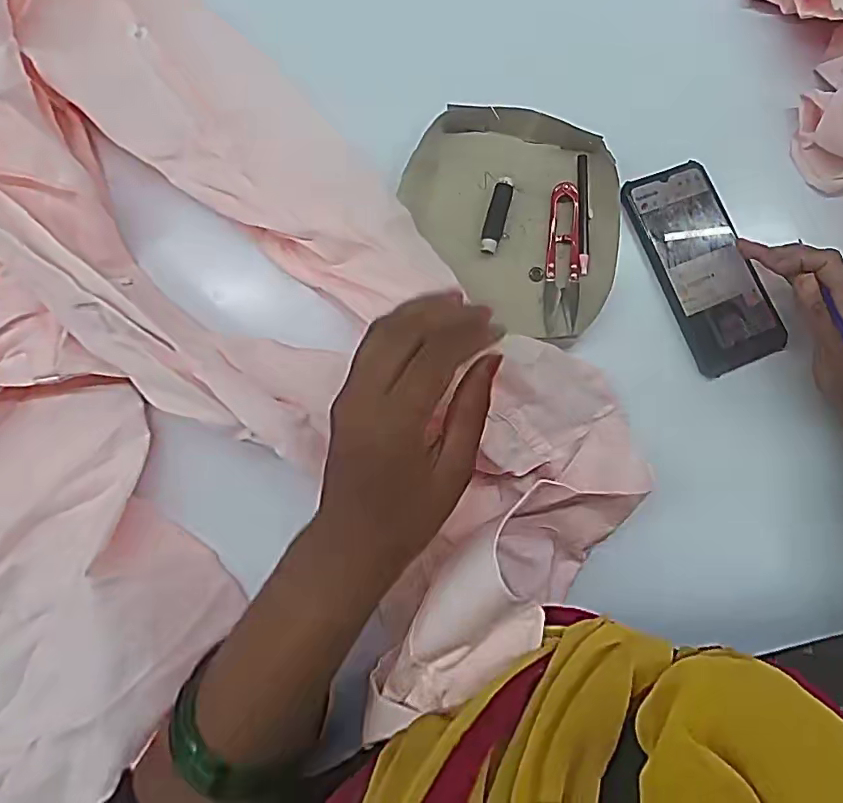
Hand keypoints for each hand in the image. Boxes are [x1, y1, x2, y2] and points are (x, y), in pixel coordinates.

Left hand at [317, 292, 502, 580]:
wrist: (350, 543)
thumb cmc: (409, 517)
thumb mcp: (455, 470)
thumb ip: (472, 409)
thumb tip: (490, 359)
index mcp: (395, 420)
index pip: (434, 355)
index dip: (469, 334)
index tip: (497, 328)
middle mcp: (364, 396)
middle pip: (403, 331)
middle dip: (445, 312)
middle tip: (481, 309)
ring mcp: (349, 392)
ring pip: (382, 330)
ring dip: (420, 309)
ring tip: (456, 301)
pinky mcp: (345, 393)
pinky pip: (372, 343)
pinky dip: (401, 323)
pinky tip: (425, 320)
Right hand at [739, 240, 842, 470]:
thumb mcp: (833, 348)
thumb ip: (818, 312)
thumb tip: (803, 279)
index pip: (823, 262)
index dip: (793, 255)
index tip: (765, 258)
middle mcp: (841, 299)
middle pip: (814, 260)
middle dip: (782, 252)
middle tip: (749, 250)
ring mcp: (832, 305)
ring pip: (808, 270)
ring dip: (782, 259)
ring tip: (754, 255)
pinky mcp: (823, 314)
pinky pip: (804, 284)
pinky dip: (785, 274)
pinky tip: (773, 275)